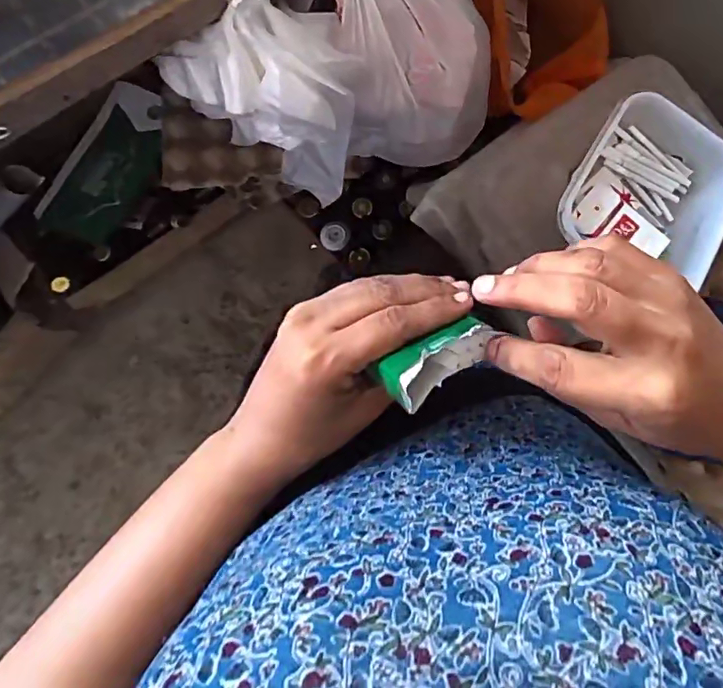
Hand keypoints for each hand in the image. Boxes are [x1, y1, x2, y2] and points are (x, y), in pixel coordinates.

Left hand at [223, 274, 472, 484]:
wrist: (256, 439)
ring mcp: (302, 311)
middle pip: (380, 294)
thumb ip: (400, 371)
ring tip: (442, 285)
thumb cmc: (309, 438)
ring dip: (407, 284)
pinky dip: (382, 287)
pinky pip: (350, 290)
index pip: (392, 321)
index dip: (433, 309)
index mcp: (325, 356)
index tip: (466, 302)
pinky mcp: (301, 308)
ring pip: (366, 285)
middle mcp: (311, 324)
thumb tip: (437, 342)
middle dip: (426, 289)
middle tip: (461, 289)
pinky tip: (406, 289)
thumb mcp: (363, 411)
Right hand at [471, 237, 722, 462]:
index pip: (565, 368)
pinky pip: (609, 248)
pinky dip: (572, 253)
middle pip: (579, 299)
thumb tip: (526, 328)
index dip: (516, 355)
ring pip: (591, 264)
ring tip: (512, 276)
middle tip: (484, 289)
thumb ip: (566, 377)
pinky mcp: (669, 274)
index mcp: (648, 390)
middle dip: (521, 289)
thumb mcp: (618, 418)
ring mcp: (669, 298)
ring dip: (541, 265)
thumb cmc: (676, 420)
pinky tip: (555, 267)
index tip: (487, 344)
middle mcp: (661, 338)